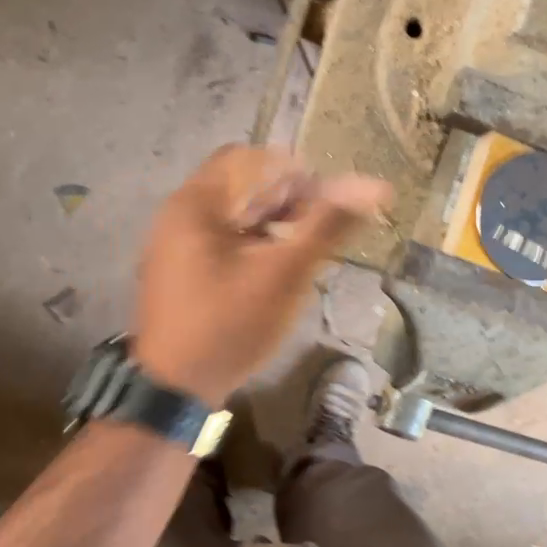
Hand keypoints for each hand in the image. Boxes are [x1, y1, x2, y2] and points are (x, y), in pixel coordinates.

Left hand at [132, 146, 391, 406]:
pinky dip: (250, 247)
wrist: (174, 390)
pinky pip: (219, 243)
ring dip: (269, 225)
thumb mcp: (284, 274)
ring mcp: (172, 247)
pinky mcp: (177, 275)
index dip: (290, 171)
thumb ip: (326, 226)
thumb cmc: (229, 326)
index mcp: (194, 204)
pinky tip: (272, 275)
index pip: (246, 157)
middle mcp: (177, 216)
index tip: (322, 203)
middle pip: (237, 185)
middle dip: (283, 200)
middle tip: (316, 231)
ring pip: (230, 217)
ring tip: (300, 254)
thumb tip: (374, 186)